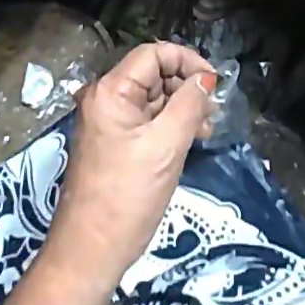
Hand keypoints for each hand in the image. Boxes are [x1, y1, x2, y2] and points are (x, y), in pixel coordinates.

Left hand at [45, 43, 216, 295]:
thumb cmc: (127, 196)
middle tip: (213, 110)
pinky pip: (145, 118)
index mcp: (110, 90)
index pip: (152, 54)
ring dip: (180, 105)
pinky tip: (190, 138)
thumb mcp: (166, 146)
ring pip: (151, 97)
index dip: (186, 60)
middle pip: (152, 73)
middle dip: (185, 85)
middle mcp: (104, 96)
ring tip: (206, 128)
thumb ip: (189, 105)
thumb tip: (206, 79)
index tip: (214, 82)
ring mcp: (106, 119)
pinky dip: (168, 123)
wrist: (90, 251)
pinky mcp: (112, 140)